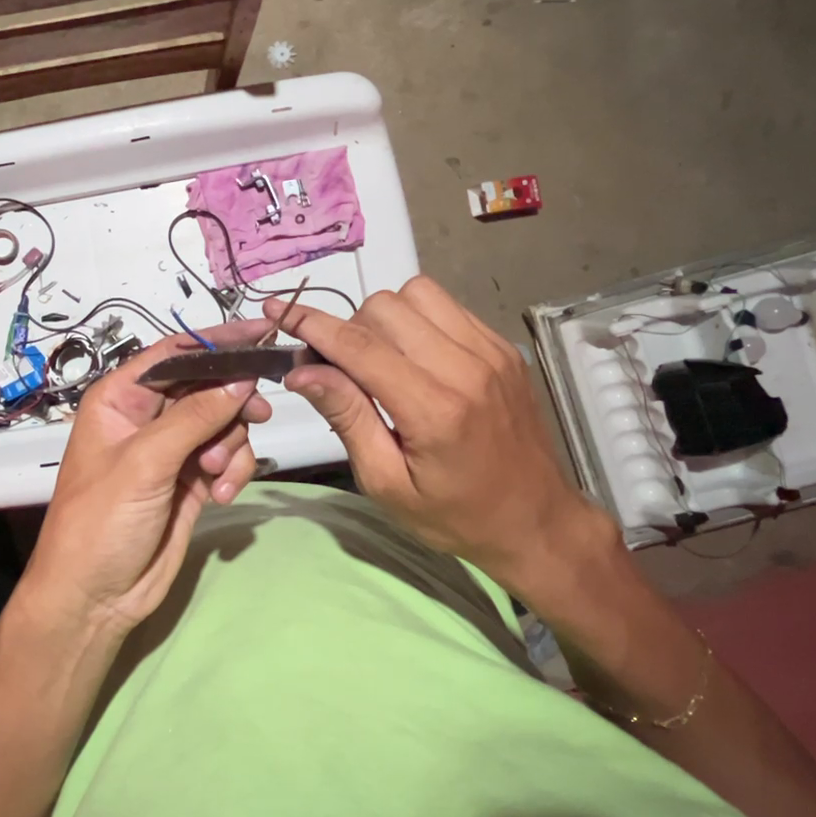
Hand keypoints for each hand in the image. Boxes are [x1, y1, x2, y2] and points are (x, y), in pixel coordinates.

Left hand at [22, 320, 274, 634]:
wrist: (94, 597)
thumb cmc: (101, 521)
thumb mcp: (145, 463)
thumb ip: (195, 417)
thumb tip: (241, 379)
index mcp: (120, 398)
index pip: (174, 354)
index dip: (217, 340)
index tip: (263, 331)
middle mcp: (146, 416)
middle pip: (206, 386)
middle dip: (232, 402)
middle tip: (257, 419)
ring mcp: (171, 450)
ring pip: (223, 423)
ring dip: (231, 446)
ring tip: (215, 477)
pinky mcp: (191, 480)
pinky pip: (227, 457)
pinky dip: (232, 471)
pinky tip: (220, 496)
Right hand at [266, 277, 613, 590]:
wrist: (538, 522)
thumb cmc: (455, 515)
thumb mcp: (386, 483)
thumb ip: (346, 418)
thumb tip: (301, 372)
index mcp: (433, 409)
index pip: (359, 346)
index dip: (311, 325)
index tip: (277, 312)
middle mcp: (466, 368)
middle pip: (385, 308)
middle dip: (350, 330)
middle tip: (343, 368)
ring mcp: (491, 352)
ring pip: (416, 294)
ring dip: (386, 318)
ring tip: (382, 359)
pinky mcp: (503, 347)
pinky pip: (447, 306)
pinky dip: (418, 321)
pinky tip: (416, 358)